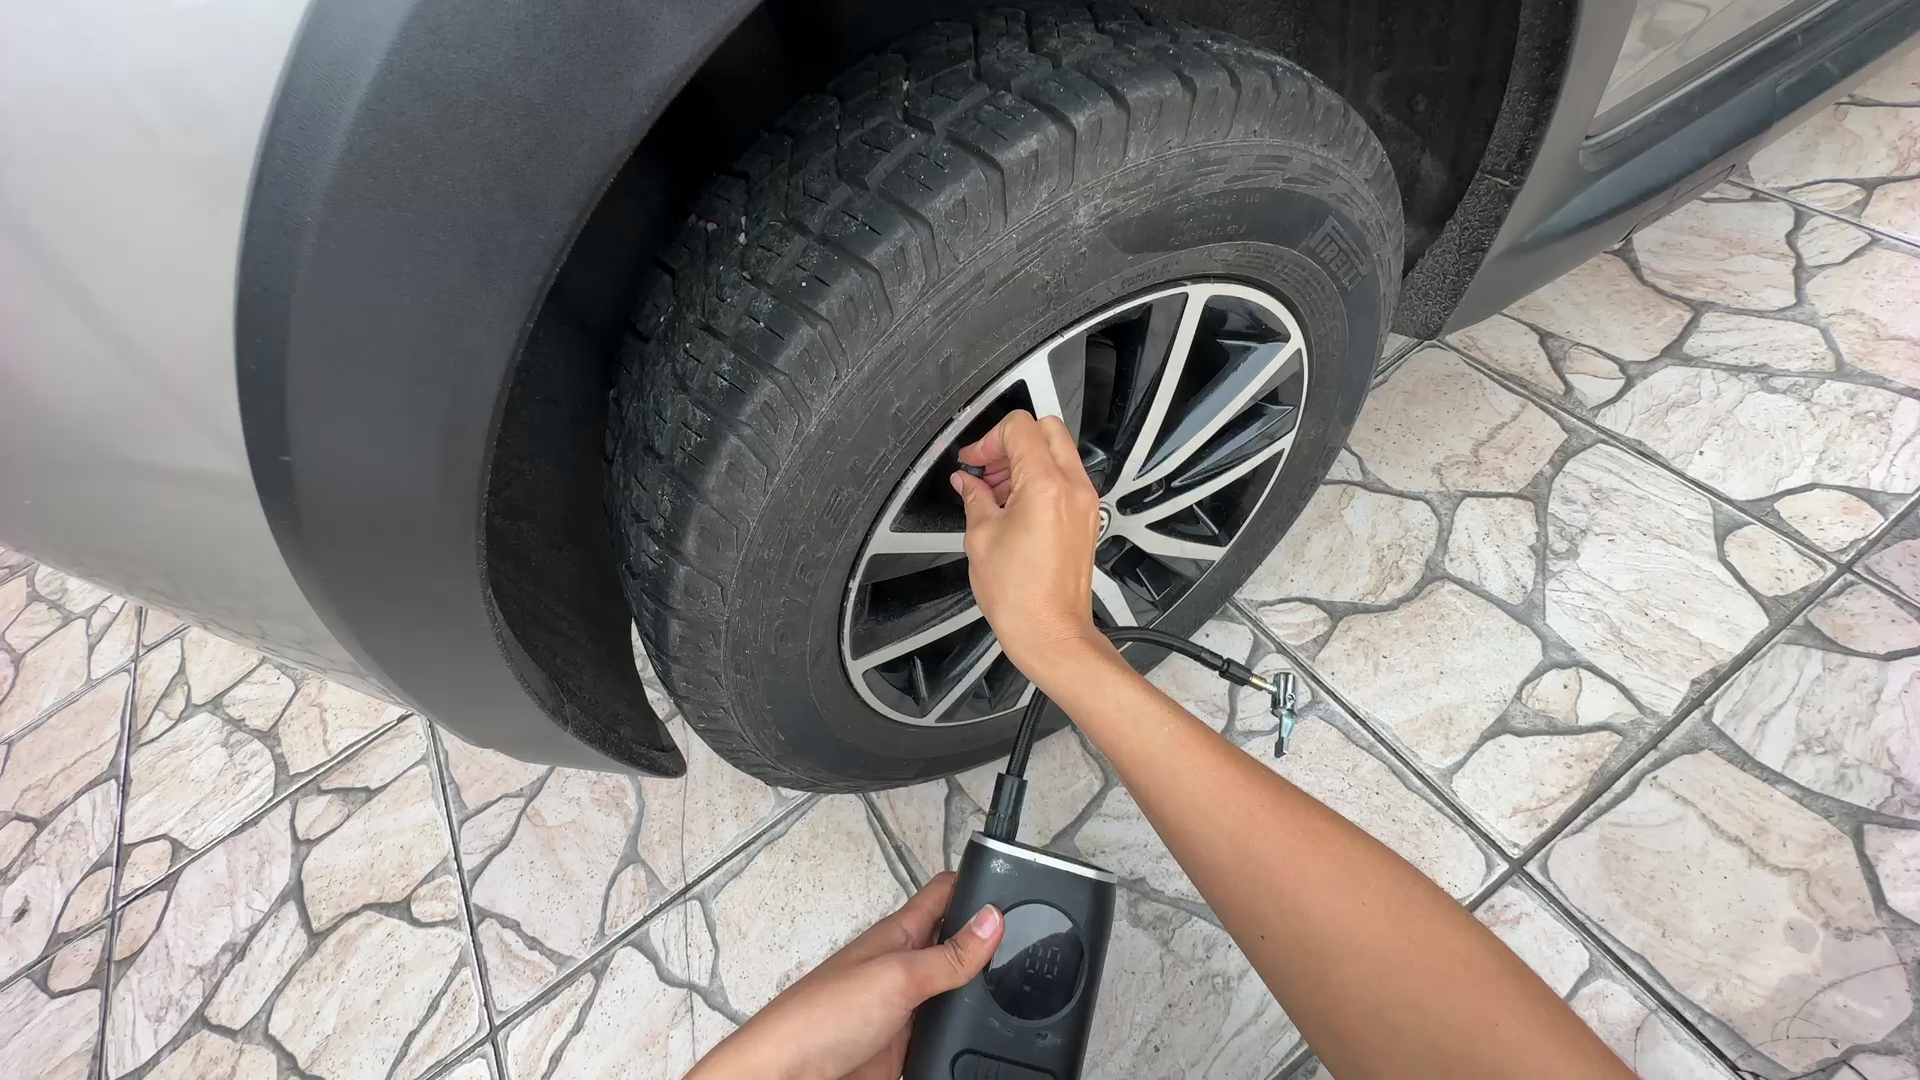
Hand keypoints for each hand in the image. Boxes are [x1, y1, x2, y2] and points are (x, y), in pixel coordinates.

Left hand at [688, 873, 1003, 1079]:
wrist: (788, 1078)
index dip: (976, 881)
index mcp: (901, 934)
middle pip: (956, 941)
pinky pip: (944, 1035)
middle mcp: (905, 966)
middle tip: (1029, 935)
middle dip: (987, 938)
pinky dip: (963, 1033)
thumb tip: (993, 919)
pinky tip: (981, 1035)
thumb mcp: (897, 978)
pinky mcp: (905, 1048)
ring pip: (955, 990)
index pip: (945, 893)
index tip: (1012, 875)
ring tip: (1017, 985)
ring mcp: (906, 1009)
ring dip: (977, 989)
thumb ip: (948, 956)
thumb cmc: (820, 1016)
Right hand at [951, 410, 1111, 683]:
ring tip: (994, 491)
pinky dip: (1040, 480)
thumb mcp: (981, 538)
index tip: (973, 460)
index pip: (1019, 428)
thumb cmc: (1021, 597)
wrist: (1050, 632)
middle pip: (1046, 429)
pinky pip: (1065, 479)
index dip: (988, 439)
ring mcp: (1085, 503)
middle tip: (985, 467)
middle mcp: (1073, 489)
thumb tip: (967, 482)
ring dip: (1025, 460)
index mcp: (1045, 486)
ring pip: (1058, 452)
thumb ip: (973, 498)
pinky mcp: (1087, 518)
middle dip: (1010, 442)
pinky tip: (1013, 506)